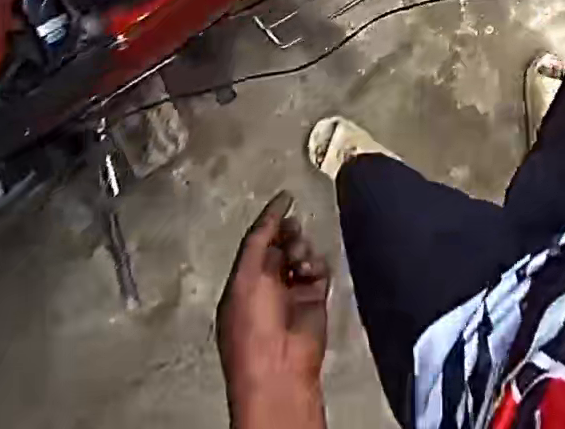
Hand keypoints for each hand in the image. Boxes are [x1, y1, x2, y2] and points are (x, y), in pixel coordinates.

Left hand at [217, 191, 330, 428]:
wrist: (279, 368)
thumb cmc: (252, 324)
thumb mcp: (245, 276)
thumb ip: (259, 238)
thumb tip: (277, 206)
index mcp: (244, 280)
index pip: (258, 240)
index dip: (271, 218)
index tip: (287, 196)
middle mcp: (267, 283)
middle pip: (282, 243)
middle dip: (288, 232)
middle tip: (293, 229)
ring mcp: (293, 291)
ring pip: (302, 252)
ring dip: (302, 249)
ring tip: (299, 259)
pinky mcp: (316, 298)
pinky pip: (320, 269)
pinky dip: (317, 264)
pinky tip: (309, 271)